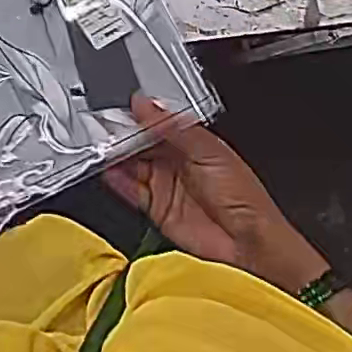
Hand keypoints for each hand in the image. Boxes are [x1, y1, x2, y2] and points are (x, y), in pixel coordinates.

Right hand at [104, 95, 326, 292]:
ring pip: (133, 165)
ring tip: (100, 148)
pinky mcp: (158, 209)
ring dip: (117, 157)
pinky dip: (117, 181)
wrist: (250, 246)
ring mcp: (166, 186)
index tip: (121, 109)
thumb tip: (146, 105)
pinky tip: (108, 171)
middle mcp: (177, 162)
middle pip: (141, 144)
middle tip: (104, 129)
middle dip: (123, 136)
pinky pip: (132, 191)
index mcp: (192, 142)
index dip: (138, 116)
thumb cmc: (244, 198)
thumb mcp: (207, 151)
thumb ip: (173, 128)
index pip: (157, 123)